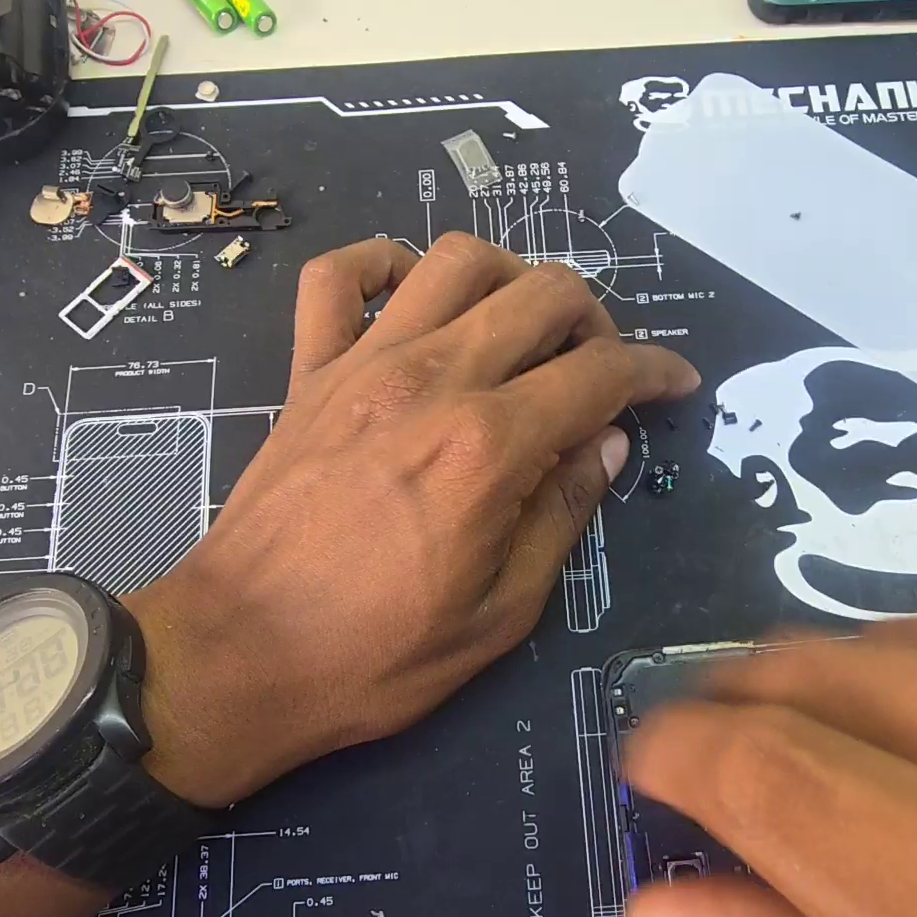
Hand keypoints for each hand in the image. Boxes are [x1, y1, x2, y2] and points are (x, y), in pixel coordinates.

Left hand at [124, 235, 698, 806]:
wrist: (241, 655)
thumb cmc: (377, 654)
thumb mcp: (501, 613)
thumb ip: (562, 514)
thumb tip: (604, 442)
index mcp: (490, 447)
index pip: (600, 373)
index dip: (653, 370)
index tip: (674, 383)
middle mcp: (432, 379)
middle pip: (541, 293)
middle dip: (595, 319)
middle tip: (599, 370)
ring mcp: (362, 365)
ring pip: (454, 260)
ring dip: (509, 279)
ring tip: (520, 332)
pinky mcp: (307, 374)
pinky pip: (338, 278)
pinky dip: (384, 266)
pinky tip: (412, 300)